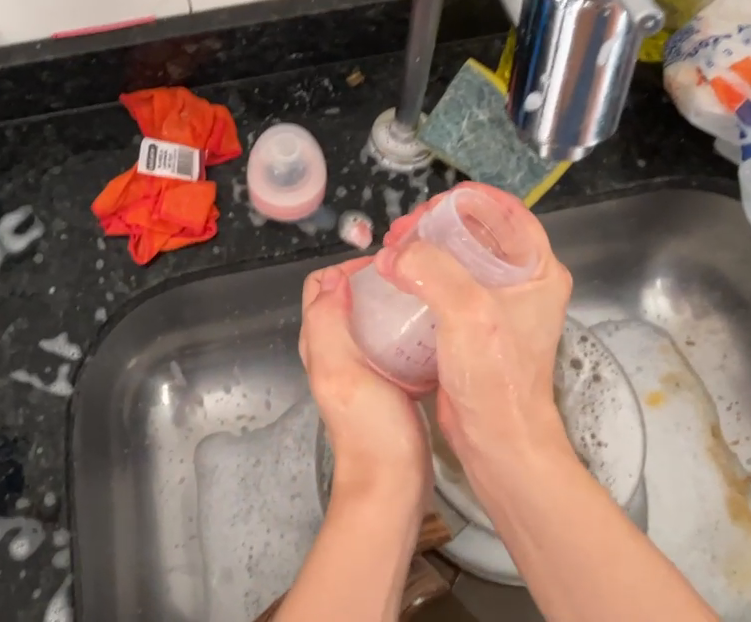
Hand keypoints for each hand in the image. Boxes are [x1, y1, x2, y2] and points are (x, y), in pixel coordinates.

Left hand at [298, 257, 429, 509]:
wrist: (393, 486)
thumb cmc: (369, 430)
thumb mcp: (341, 370)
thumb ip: (329, 324)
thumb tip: (335, 278)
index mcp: (318, 342)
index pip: (321, 285)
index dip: (347, 267)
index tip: (385, 265)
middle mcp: (334, 350)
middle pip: (347, 297)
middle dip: (373, 279)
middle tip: (410, 275)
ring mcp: (362, 367)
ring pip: (372, 318)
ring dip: (391, 303)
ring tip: (423, 295)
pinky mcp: (387, 382)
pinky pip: (394, 343)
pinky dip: (407, 330)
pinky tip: (431, 329)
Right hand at [375, 184, 572, 479]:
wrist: (499, 443)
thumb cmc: (497, 380)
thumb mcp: (468, 313)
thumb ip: (432, 271)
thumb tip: (395, 254)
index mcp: (538, 272)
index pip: (505, 213)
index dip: (465, 203)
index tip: (429, 208)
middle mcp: (521, 283)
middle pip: (475, 232)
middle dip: (435, 224)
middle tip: (403, 232)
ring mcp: (496, 306)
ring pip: (457, 257)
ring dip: (424, 248)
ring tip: (393, 252)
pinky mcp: (473, 327)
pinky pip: (444, 285)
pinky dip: (420, 275)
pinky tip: (396, 279)